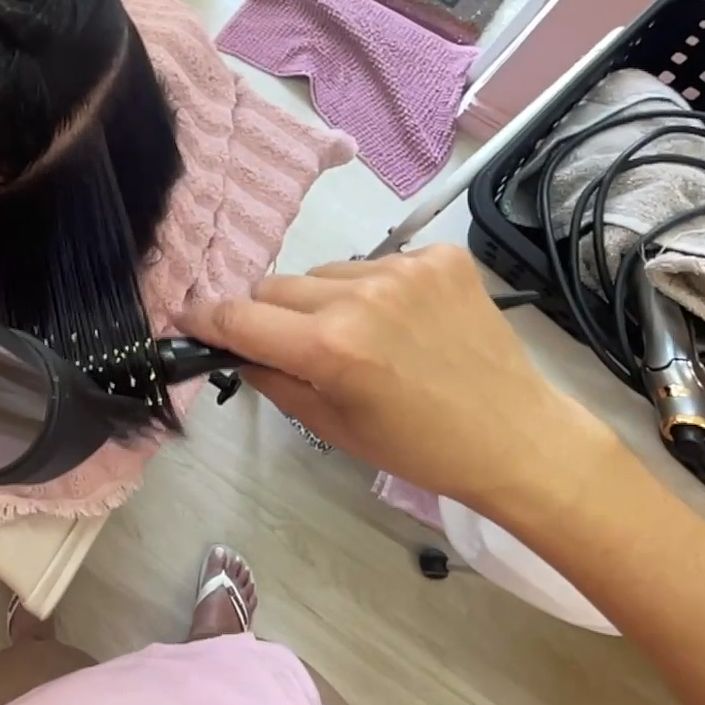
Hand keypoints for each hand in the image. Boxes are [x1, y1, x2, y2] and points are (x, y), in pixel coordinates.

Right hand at [180, 245, 618, 515]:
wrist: (519, 437)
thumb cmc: (419, 446)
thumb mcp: (332, 426)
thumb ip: (272, 379)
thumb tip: (236, 348)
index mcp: (330, 347)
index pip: (240, 318)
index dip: (204, 318)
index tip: (185, 317)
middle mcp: (360, 296)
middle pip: (274, 288)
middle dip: (270, 316)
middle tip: (296, 346)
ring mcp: (403, 269)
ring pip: (321, 274)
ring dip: (321, 301)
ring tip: (361, 335)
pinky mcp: (438, 257)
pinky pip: (373, 263)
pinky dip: (372, 290)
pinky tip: (403, 320)